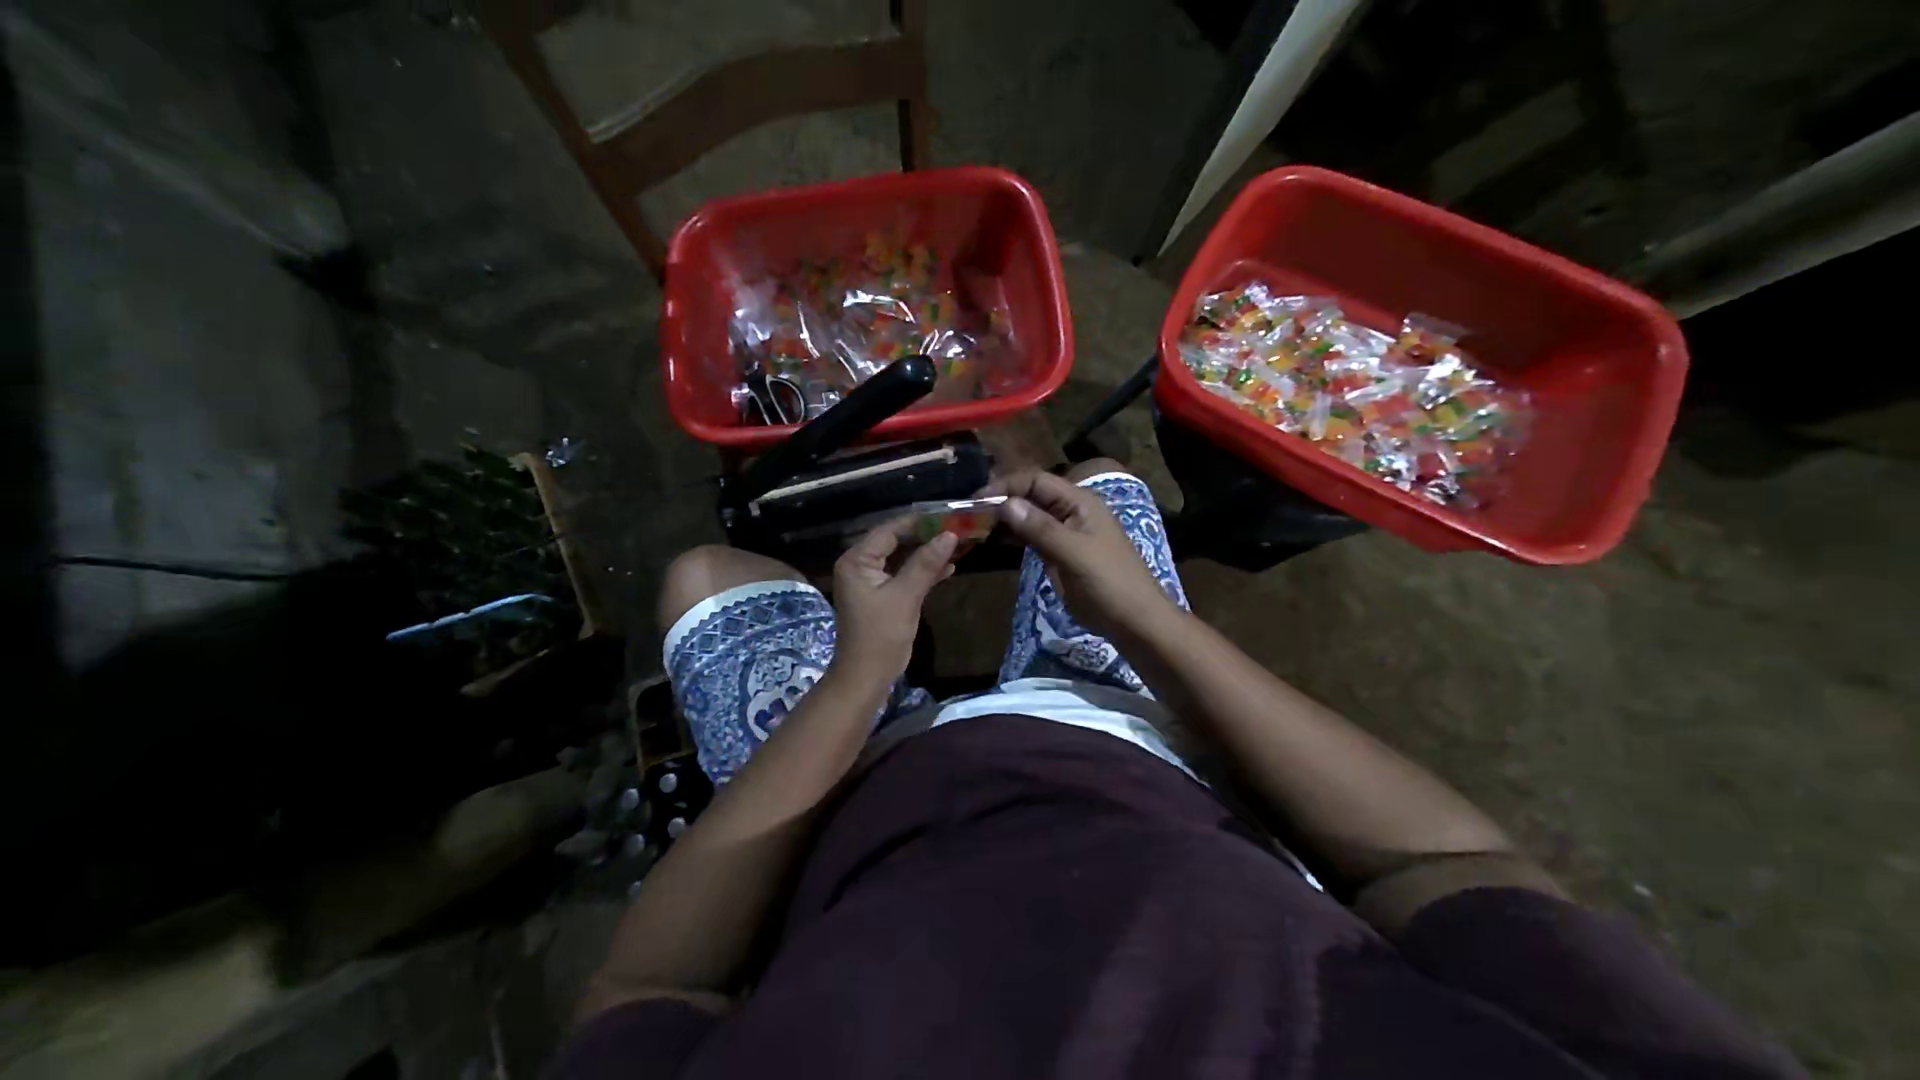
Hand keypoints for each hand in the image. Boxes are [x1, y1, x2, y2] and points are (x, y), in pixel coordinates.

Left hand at [830, 522, 958, 687]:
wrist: (867, 676)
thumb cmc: (881, 636)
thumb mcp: (906, 596)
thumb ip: (926, 563)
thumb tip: (950, 534)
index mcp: (857, 560)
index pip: (890, 530)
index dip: (920, 522)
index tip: (949, 516)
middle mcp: (859, 564)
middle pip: (896, 540)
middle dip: (926, 536)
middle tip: (958, 527)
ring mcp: (870, 580)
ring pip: (902, 557)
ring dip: (928, 552)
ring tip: (959, 543)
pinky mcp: (881, 594)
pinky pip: (903, 573)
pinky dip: (924, 570)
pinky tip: (949, 567)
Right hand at [987, 470, 1180, 641]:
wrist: (1133, 621)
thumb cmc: (1108, 582)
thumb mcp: (1073, 553)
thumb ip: (1039, 527)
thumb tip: (1005, 504)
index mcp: (1080, 502)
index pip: (1036, 481)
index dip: (1006, 486)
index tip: (976, 500)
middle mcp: (1071, 511)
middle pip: (1031, 496)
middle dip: (1002, 500)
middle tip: (969, 514)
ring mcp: (1066, 533)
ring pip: (1029, 517)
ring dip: (1005, 519)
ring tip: (975, 526)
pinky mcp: (1060, 554)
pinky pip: (1033, 537)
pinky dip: (1013, 537)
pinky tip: (993, 540)